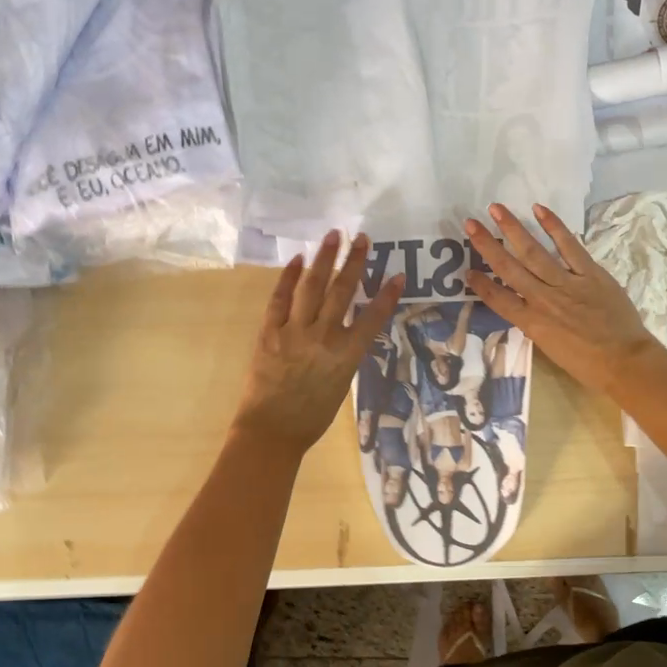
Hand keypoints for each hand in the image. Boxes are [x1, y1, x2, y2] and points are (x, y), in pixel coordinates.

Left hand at [234, 232, 403, 454]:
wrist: (271, 431)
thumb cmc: (311, 418)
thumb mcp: (341, 386)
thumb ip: (344, 355)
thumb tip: (345, 332)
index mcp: (346, 355)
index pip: (372, 318)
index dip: (387, 296)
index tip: (397, 275)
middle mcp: (323, 337)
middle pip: (342, 292)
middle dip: (354, 262)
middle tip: (361, 238)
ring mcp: (294, 332)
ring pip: (312, 287)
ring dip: (324, 259)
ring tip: (333, 236)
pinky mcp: (269, 332)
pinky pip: (280, 300)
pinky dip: (288, 278)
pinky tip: (298, 261)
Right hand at [464, 203, 660, 394]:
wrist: (624, 362)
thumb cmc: (587, 365)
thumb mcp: (552, 349)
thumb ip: (538, 325)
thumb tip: (530, 308)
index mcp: (532, 324)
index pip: (499, 299)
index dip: (481, 285)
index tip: (467, 270)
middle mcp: (544, 300)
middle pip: (509, 268)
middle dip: (487, 245)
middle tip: (470, 222)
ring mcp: (567, 284)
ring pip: (534, 252)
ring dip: (513, 229)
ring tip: (496, 209)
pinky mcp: (590, 274)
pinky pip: (569, 246)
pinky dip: (554, 227)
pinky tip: (539, 210)